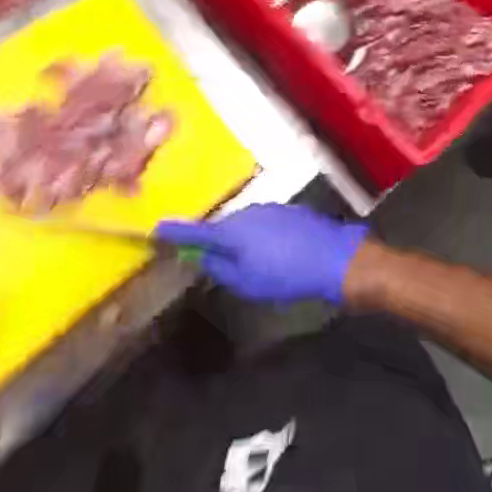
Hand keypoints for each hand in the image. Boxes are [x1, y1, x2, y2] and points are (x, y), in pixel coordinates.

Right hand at [155, 203, 368, 304]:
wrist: (335, 257)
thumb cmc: (286, 275)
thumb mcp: (246, 282)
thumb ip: (219, 268)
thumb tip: (202, 257)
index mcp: (231, 230)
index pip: (194, 231)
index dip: (174, 233)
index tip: (156, 229)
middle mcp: (246, 212)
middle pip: (220, 227)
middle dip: (213, 241)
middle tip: (209, 259)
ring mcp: (268, 208)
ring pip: (242, 225)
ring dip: (238, 240)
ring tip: (247, 262)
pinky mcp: (287, 211)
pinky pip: (261, 223)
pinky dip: (258, 236)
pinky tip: (271, 253)